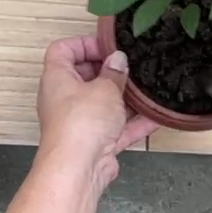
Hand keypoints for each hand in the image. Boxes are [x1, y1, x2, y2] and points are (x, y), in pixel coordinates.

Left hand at [37, 35, 157, 187]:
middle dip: (109, 72)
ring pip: (103, 105)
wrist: (78, 168)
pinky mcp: (94, 142)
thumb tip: (118, 61)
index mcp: (57, 79)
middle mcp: (64, 100)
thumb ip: (114, 72)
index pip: (63, 51)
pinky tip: (154, 117)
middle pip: (85, 77)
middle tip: (129, 68)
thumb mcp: (105, 88)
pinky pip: (116, 128)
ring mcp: (79, 122)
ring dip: (124, 99)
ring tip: (144, 90)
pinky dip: (133, 123)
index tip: (107, 46)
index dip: (84, 44)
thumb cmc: (80, 125)